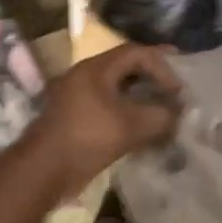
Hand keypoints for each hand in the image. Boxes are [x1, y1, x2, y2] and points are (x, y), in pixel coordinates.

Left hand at [25, 43, 184, 198]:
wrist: (43, 170)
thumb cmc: (87, 138)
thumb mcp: (131, 127)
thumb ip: (160, 116)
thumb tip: (177, 114)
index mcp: (96, 68)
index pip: (136, 52)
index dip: (162, 66)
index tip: (178, 89)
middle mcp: (84, 75)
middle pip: (124, 66)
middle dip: (151, 74)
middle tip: (175, 85)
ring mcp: (75, 95)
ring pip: (114, 86)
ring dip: (138, 94)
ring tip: (160, 105)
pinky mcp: (73, 116)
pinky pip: (105, 104)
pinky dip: (125, 109)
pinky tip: (139, 125)